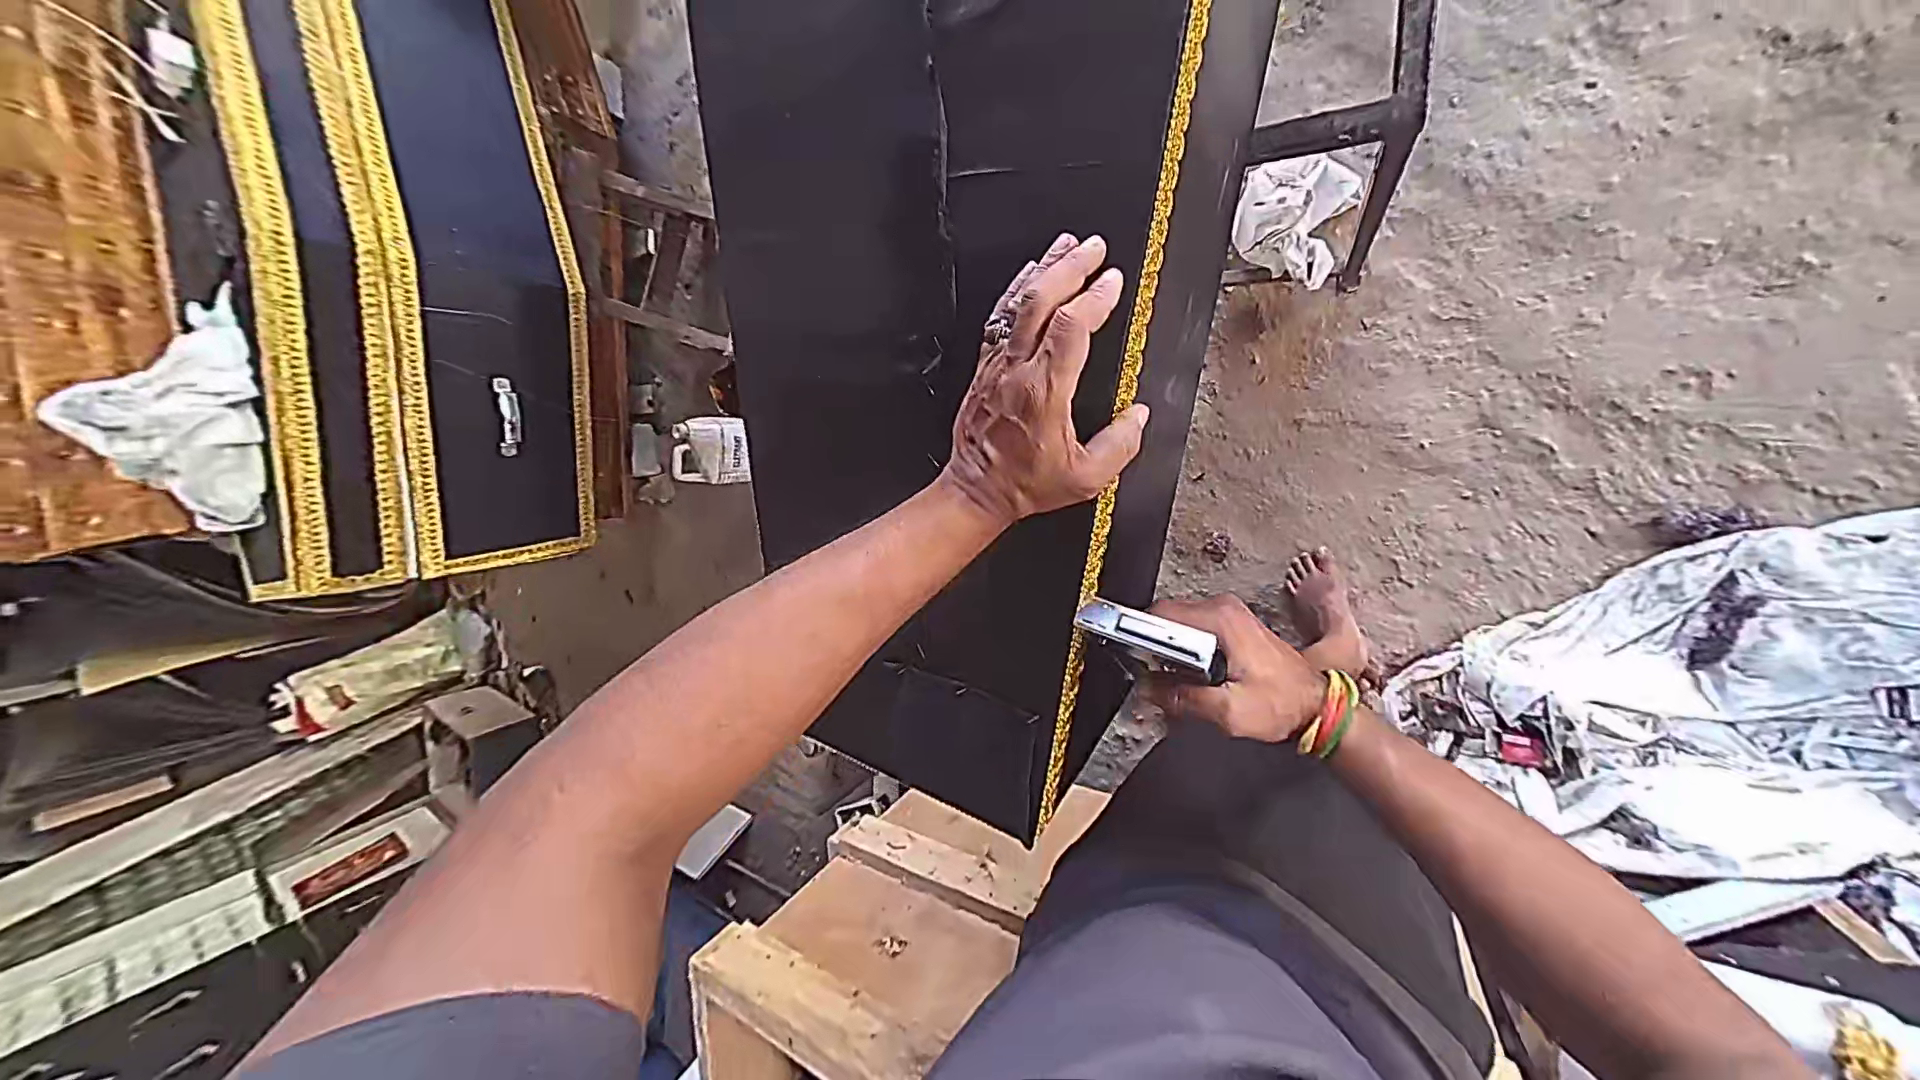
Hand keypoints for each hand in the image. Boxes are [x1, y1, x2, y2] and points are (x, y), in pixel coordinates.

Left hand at [939, 234, 1150, 524]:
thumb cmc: (1023, 484)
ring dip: (1043, 270)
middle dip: (1070, 267)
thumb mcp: (1086, 477)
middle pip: (1040, 301)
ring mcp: (997, 367)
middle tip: (1094, 248)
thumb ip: (1120, 444)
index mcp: (1044, 393)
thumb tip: (1138, 415)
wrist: (976, 491)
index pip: (1071, 327)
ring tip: (1066, 246)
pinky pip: (999, 319)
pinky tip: (1029, 277)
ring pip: (1016, 304)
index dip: (1094, 298)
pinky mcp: (985, 369)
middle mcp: (1017, 372)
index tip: (1113, 282)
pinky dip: (1016, 291)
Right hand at [1140, 595, 1325, 742]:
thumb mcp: (1228, 711)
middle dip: (1155, 645)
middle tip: (1159, 676)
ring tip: (1179, 677)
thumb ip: (1183, 698)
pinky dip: (1183, 647)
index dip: (1140, 637)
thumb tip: (1149, 688)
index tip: (1135, 657)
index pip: (1161, 615)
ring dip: (1168, 648)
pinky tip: (1193, 672)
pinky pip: (1192, 627)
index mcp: (1221, 621)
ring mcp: (1229, 614)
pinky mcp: (1231, 623)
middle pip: (1166, 617)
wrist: (1318, 707)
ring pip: (1177, 622)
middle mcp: (1224, 609)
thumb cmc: (1283, 705)